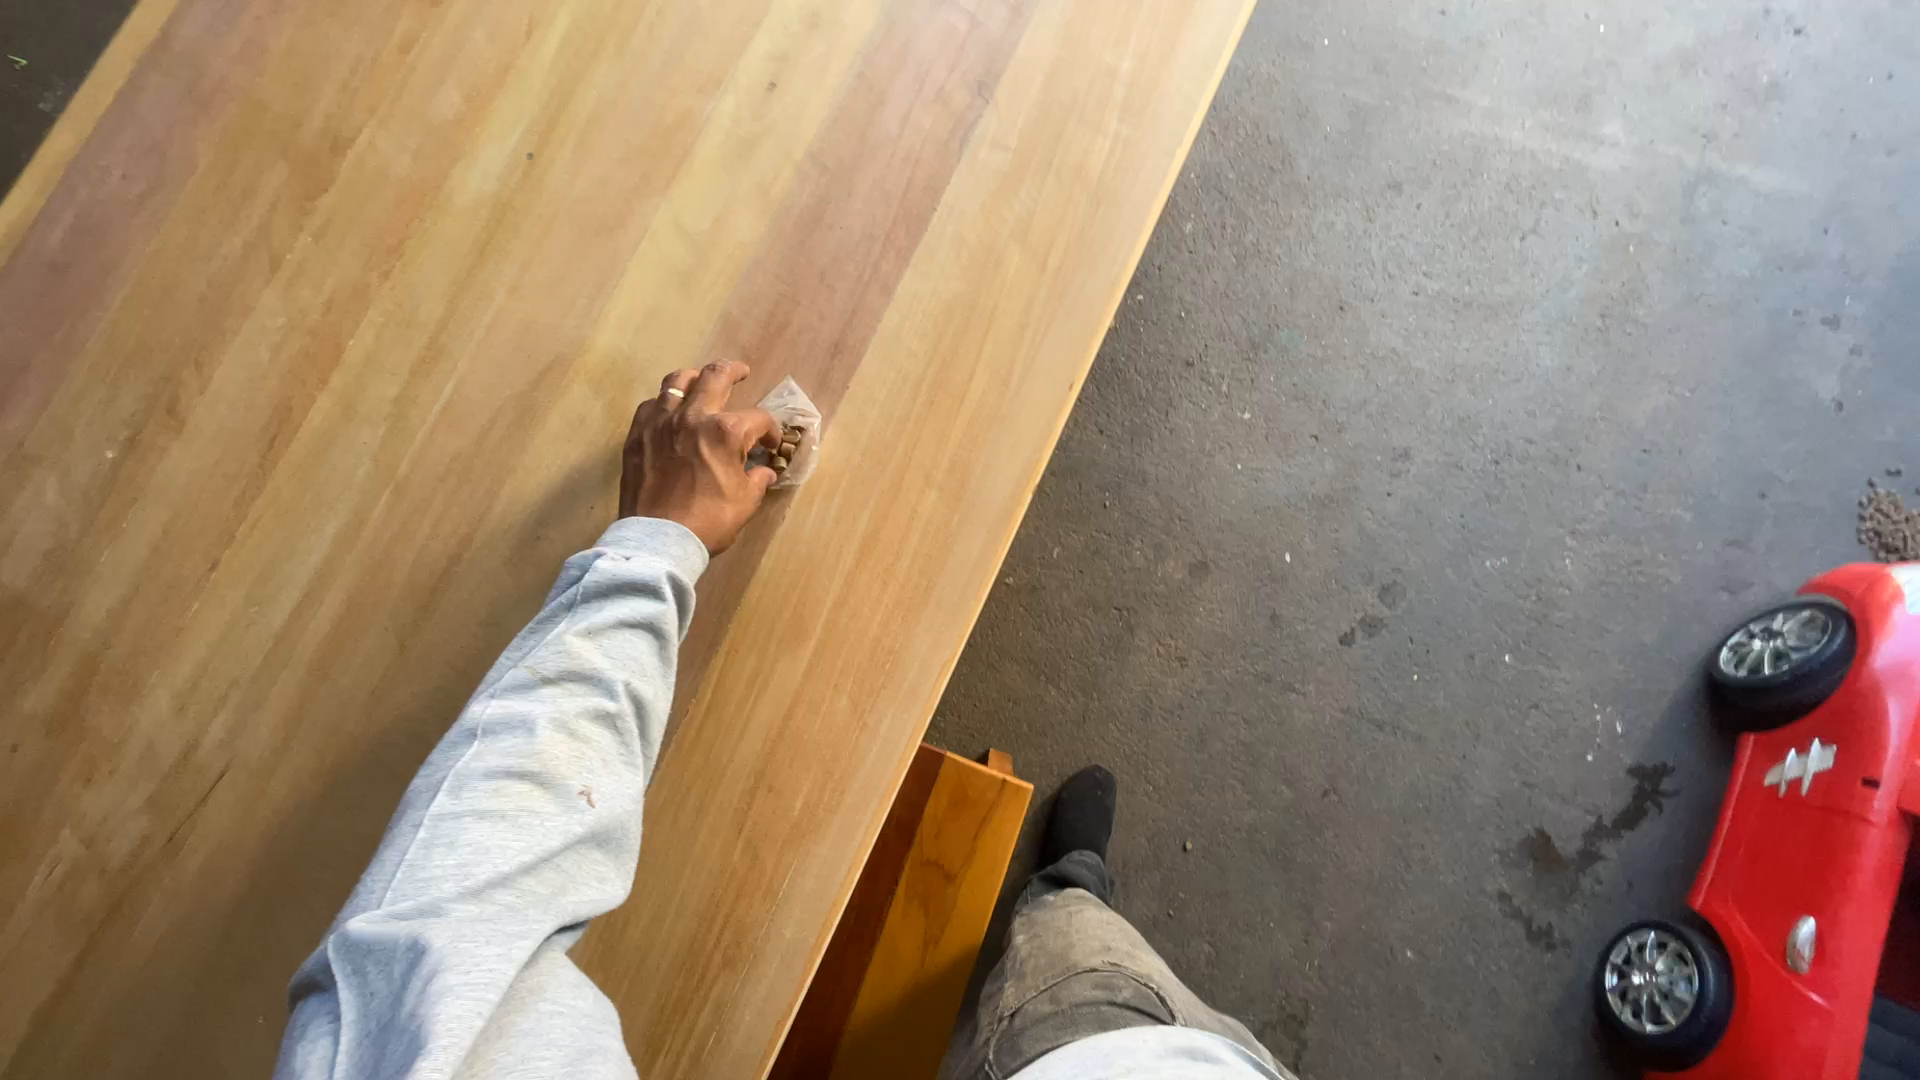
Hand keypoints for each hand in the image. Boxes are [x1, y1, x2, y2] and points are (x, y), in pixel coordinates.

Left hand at [620, 360, 780, 553]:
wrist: (659, 539)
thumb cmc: (708, 521)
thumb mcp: (745, 502)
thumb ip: (757, 480)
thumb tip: (764, 471)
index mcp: (726, 432)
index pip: (759, 420)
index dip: (771, 431)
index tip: (771, 444)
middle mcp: (694, 416)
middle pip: (716, 377)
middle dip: (734, 371)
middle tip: (741, 371)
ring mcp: (661, 421)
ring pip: (678, 381)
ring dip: (695, 378)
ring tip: (701, 382)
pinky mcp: (638, 433)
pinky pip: (652, 404)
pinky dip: (666, 403)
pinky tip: (671, 413)